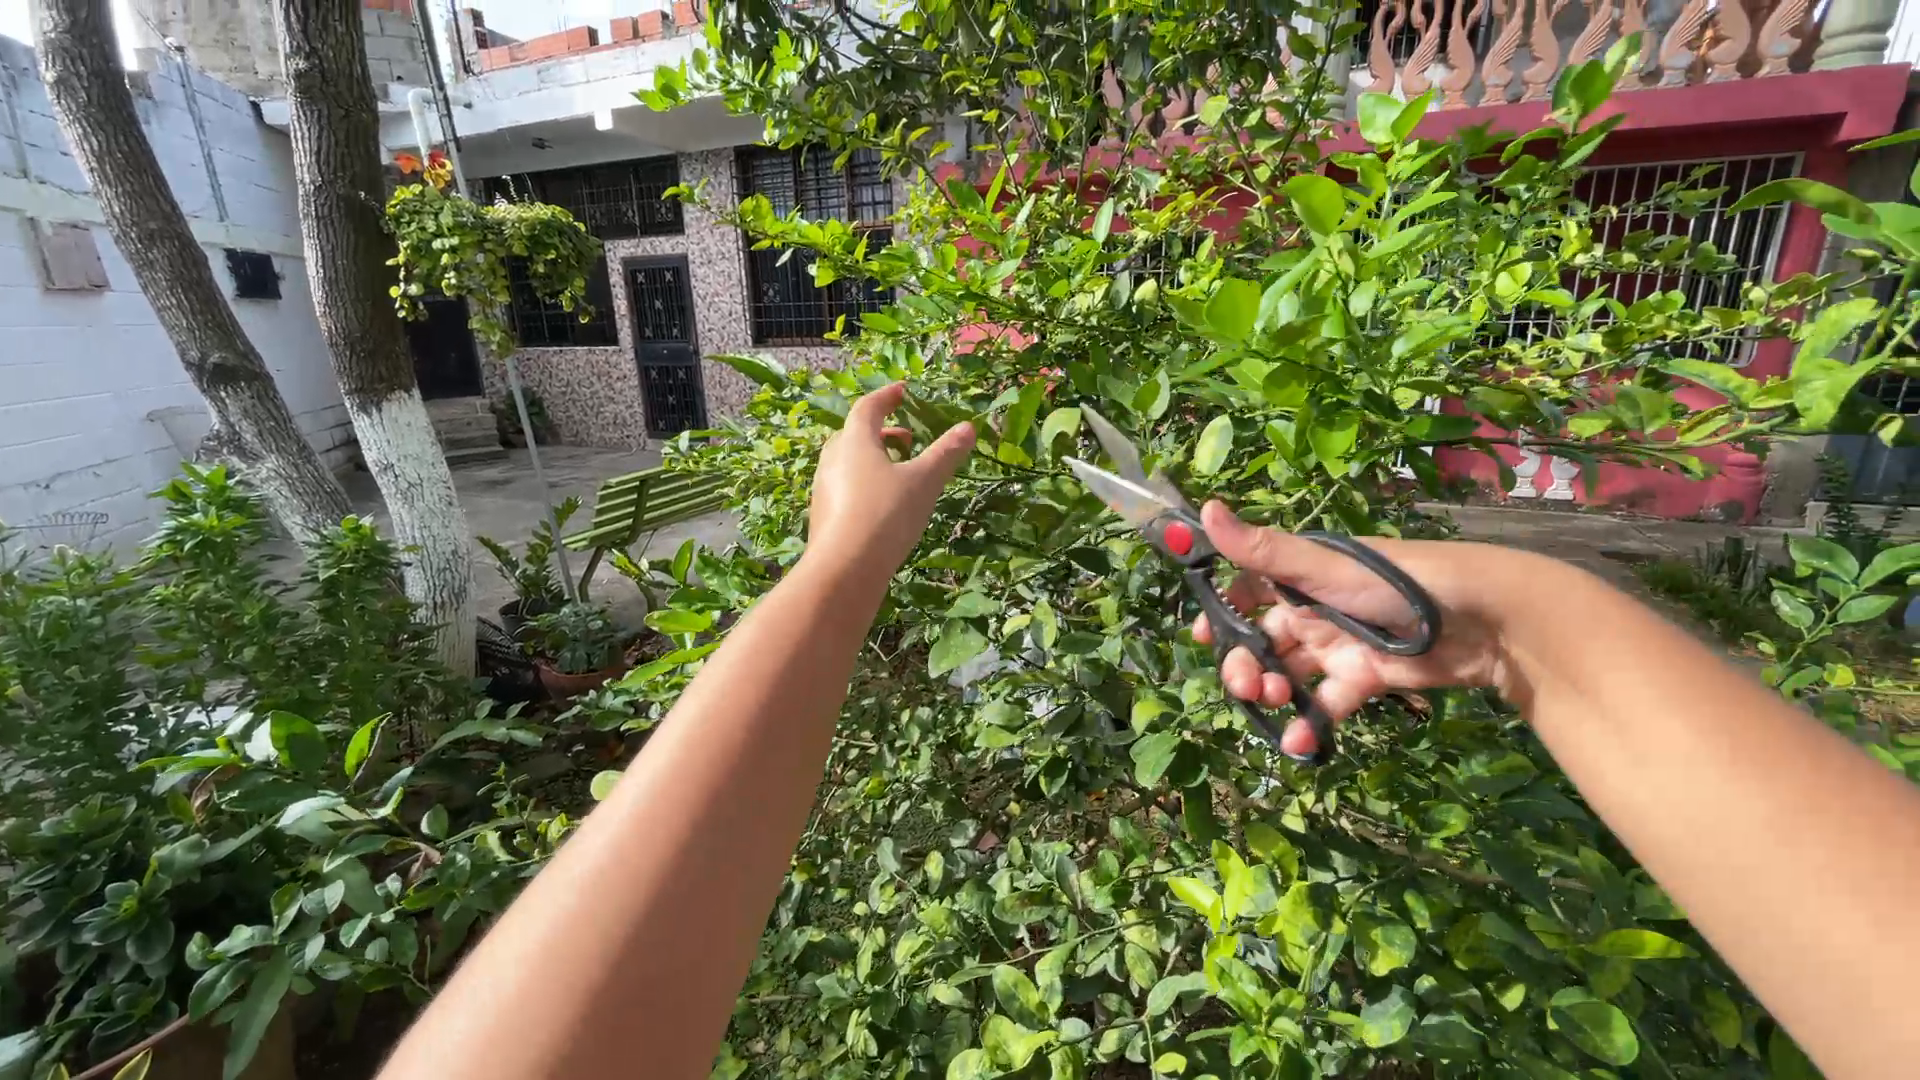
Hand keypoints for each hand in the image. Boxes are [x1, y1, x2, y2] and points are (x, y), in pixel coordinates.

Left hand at [807, 383, 975, 577]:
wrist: (844, 568)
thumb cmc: (886, 514)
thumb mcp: (924, 482)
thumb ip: (945, 454)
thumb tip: (968, 427)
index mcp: (855, 441)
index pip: (868, 407)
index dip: (887, 397)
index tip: (903, 392)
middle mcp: (833, 458)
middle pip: (855, 434)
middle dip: (881, 431)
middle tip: (907, 439)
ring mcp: (824, 487)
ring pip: (848, 461)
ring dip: (873, 458)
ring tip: (898, 471)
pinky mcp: (823, 514)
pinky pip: (845, 486)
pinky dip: (864, 483)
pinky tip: (882, 504)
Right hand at [1192, 501, 1522, 758]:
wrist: (1482, 618)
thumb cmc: (1392, 582)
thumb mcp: (1320, 568)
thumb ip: (1261, 550)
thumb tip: (1204, 510)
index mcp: (1297, 578)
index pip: (1243, 592)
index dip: (1220, 613)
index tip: (1201, 637)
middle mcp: (1311, 610)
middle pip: (1261, 641)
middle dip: (1244, 664)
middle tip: (1244, 686)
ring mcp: (1336, 646)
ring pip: (1288, 673)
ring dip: (1272, 693)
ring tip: (1274, 704)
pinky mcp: (1364, 678)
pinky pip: (1326, 702)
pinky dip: (1311, 723)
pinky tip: (1300, 743)